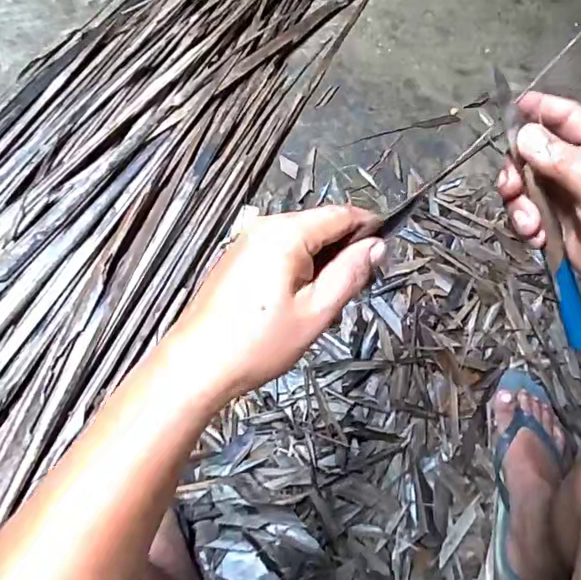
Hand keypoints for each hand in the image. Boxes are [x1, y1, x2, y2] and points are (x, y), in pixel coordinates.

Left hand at [159, 205, 384, 401]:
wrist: (197, 366)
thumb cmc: (252, 344)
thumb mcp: (317, 311)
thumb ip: (351, 273)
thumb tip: (375, 247)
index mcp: (285, 234)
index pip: (341, 213)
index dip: (368, 228)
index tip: (383, 248)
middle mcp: (264, 228)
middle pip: (321, 225)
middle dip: (343, 252)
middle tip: (353, 288)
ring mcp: (248, 241)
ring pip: (302, 241)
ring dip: (321, 265)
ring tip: (321, 305)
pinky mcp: (239, 258)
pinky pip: (281, 252)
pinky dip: (298, 270)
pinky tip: (297, 303)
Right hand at [496, 91, 580, 312]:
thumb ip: (563, 163)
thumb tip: (525, 134)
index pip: (566, 115)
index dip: (538, 108)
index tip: (511, 108)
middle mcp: (580, 163)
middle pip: (533, 148)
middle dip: (517, 165)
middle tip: (513, 185)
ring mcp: (565, 191)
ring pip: (524, 180)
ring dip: (518, 200)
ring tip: (529, 222)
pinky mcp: (554, 217)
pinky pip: (526, 209)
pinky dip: (524, 222)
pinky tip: (537, 235)